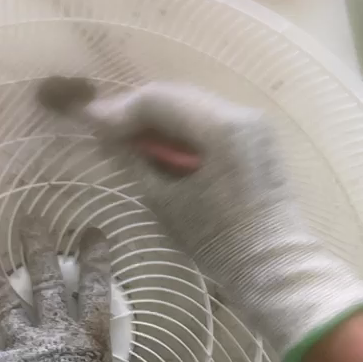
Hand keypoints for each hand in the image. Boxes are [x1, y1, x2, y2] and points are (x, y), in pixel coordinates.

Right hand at [79, 82, 362, 361]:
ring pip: (190, 103)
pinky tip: (157, 142)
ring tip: (124, 135)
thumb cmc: (218, 240)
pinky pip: (206, 117)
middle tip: (101, 126)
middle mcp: (240, 113)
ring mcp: (251, 122)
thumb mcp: (165, 201)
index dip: (118, 110)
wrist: (274, 265)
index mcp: (221, 128)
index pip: (157, 101)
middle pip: (174, 95)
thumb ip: (133, 160)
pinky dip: (178, 125)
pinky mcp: (255, 136)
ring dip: (156, 116)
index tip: (87, 121)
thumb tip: (106, 135)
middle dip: (135, 110)